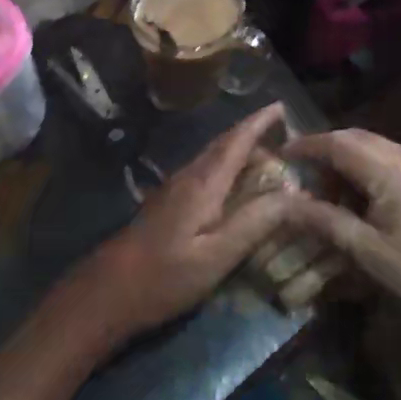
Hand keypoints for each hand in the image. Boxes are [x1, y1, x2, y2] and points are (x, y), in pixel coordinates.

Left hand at [67, 103, 296, 341]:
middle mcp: (189, 177)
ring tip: (268, 159)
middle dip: (253, 133)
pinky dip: (227, 167)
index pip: (237, 141)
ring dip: (240, 150)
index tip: (281, 106)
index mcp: (204, 184)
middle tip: (283, 135)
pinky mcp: (167, 204)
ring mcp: (174, 189)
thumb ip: (254, 224)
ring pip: (213, 157)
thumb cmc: (164, 277)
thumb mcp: (216, 257)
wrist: (105, 293)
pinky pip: (205, 171)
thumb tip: (295, 195)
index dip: (259, 121)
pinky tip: (235, 187)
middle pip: (224, 144)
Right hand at [286, 129, 400, 351]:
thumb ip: (325, 221)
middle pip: (356, 138)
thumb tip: (286, 204)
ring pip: (372, 147)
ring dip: (345, 162)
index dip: (308, 146)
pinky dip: (364, 170)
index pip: (339, 143)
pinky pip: (387, 160)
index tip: (282, 153)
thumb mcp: (367, 251)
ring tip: (323, 193)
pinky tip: (353, 199)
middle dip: (325, 151)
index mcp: (391, 170)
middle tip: (300, 174)